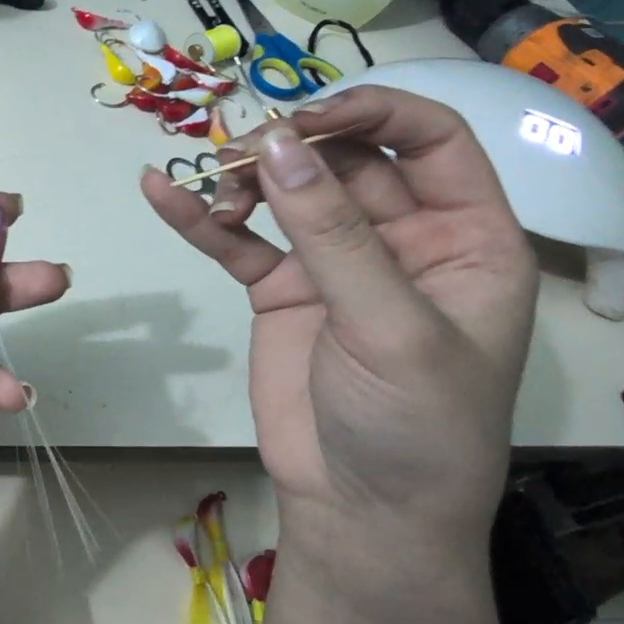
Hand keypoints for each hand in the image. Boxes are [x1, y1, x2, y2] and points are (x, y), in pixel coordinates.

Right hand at [141, 86, 537, 553]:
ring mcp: (333, 261)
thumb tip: (274, 142)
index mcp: (464, 236)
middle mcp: (399, 236)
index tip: (306, 115)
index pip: (430, 140)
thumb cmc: (415, 424)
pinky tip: (159, 191)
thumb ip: (331, 233)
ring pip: (287, 191)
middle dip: (292, 147)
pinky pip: (238, 239)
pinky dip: (200, 216)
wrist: (359, 512)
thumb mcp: (389, 326)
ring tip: (217, 191)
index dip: (375, 111)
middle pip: (344, 158)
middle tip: (241, 152)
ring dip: (246, 180)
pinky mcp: (279, 287)